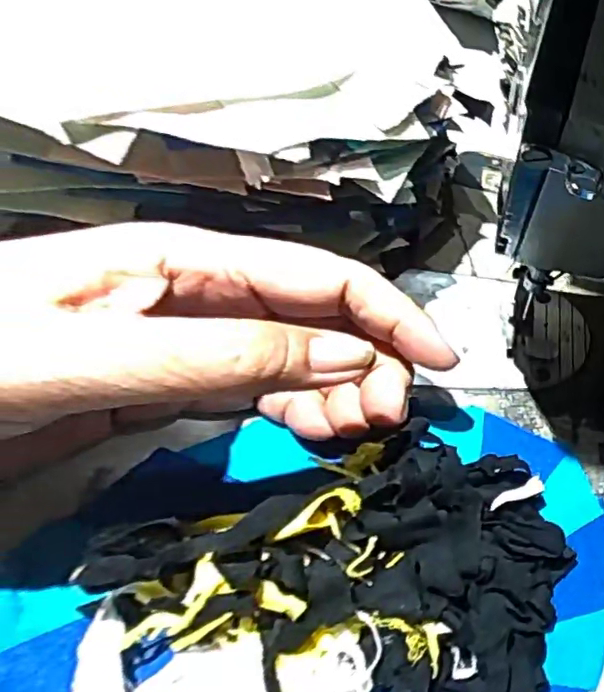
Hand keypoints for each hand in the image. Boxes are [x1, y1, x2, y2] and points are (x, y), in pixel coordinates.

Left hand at [0, 222, 457, 469]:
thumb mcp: (76, 357)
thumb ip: (225, 356)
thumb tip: (352, 359)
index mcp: (185, 263)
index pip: (329, 279)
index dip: (396, 315)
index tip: (440, 359)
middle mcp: (206, 296)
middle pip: (331, 321)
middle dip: (376, 364)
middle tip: (388, 414)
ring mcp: (197, 340)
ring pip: (313, 358)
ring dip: (351, 392)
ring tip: (360, 428)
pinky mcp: (182, 383)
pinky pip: (275, 390)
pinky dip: (312, 409)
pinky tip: (322, 427)